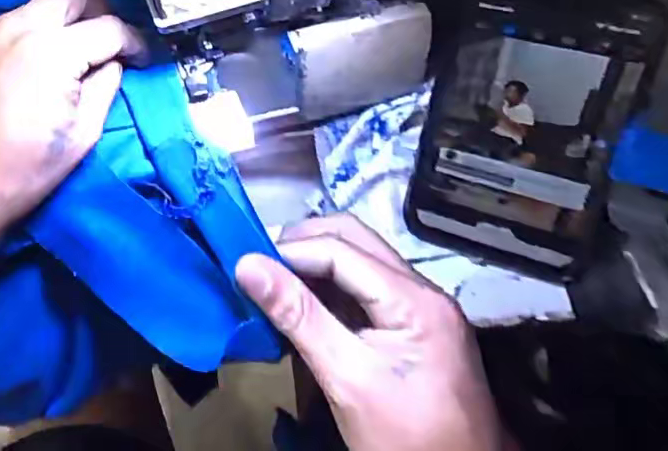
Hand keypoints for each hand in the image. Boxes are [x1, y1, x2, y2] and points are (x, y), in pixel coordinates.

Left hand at [0, 0, 147, 235]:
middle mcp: (18, 25)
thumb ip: (107, 82)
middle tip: (104, 41)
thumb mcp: (85, 131)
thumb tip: (115, 58)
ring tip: (67, 55)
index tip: (141, 56)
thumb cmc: (29, 167)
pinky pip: (14, 20)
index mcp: (51, 50)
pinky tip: (31, 65)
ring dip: (63, 19)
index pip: (108, 26)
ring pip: (41, 0)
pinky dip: (33, 32)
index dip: (134, 41)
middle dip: (98, 7)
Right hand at [235, 216, 502, 450]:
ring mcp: (420, 307)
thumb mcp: (348, 381)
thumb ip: (298, 316)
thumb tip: (245, 264)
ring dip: (313, 260)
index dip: (289, 251)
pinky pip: (362, 283)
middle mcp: (422, 290)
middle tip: (262, 264)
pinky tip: (302, 303)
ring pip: (356, 255)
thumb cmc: (410, 444)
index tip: (246, 263)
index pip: (339, 249)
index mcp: (415, 300)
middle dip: (301, 243)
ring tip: (275, 281)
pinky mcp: (413, 326)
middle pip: (351, 237)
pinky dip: (328, 283)